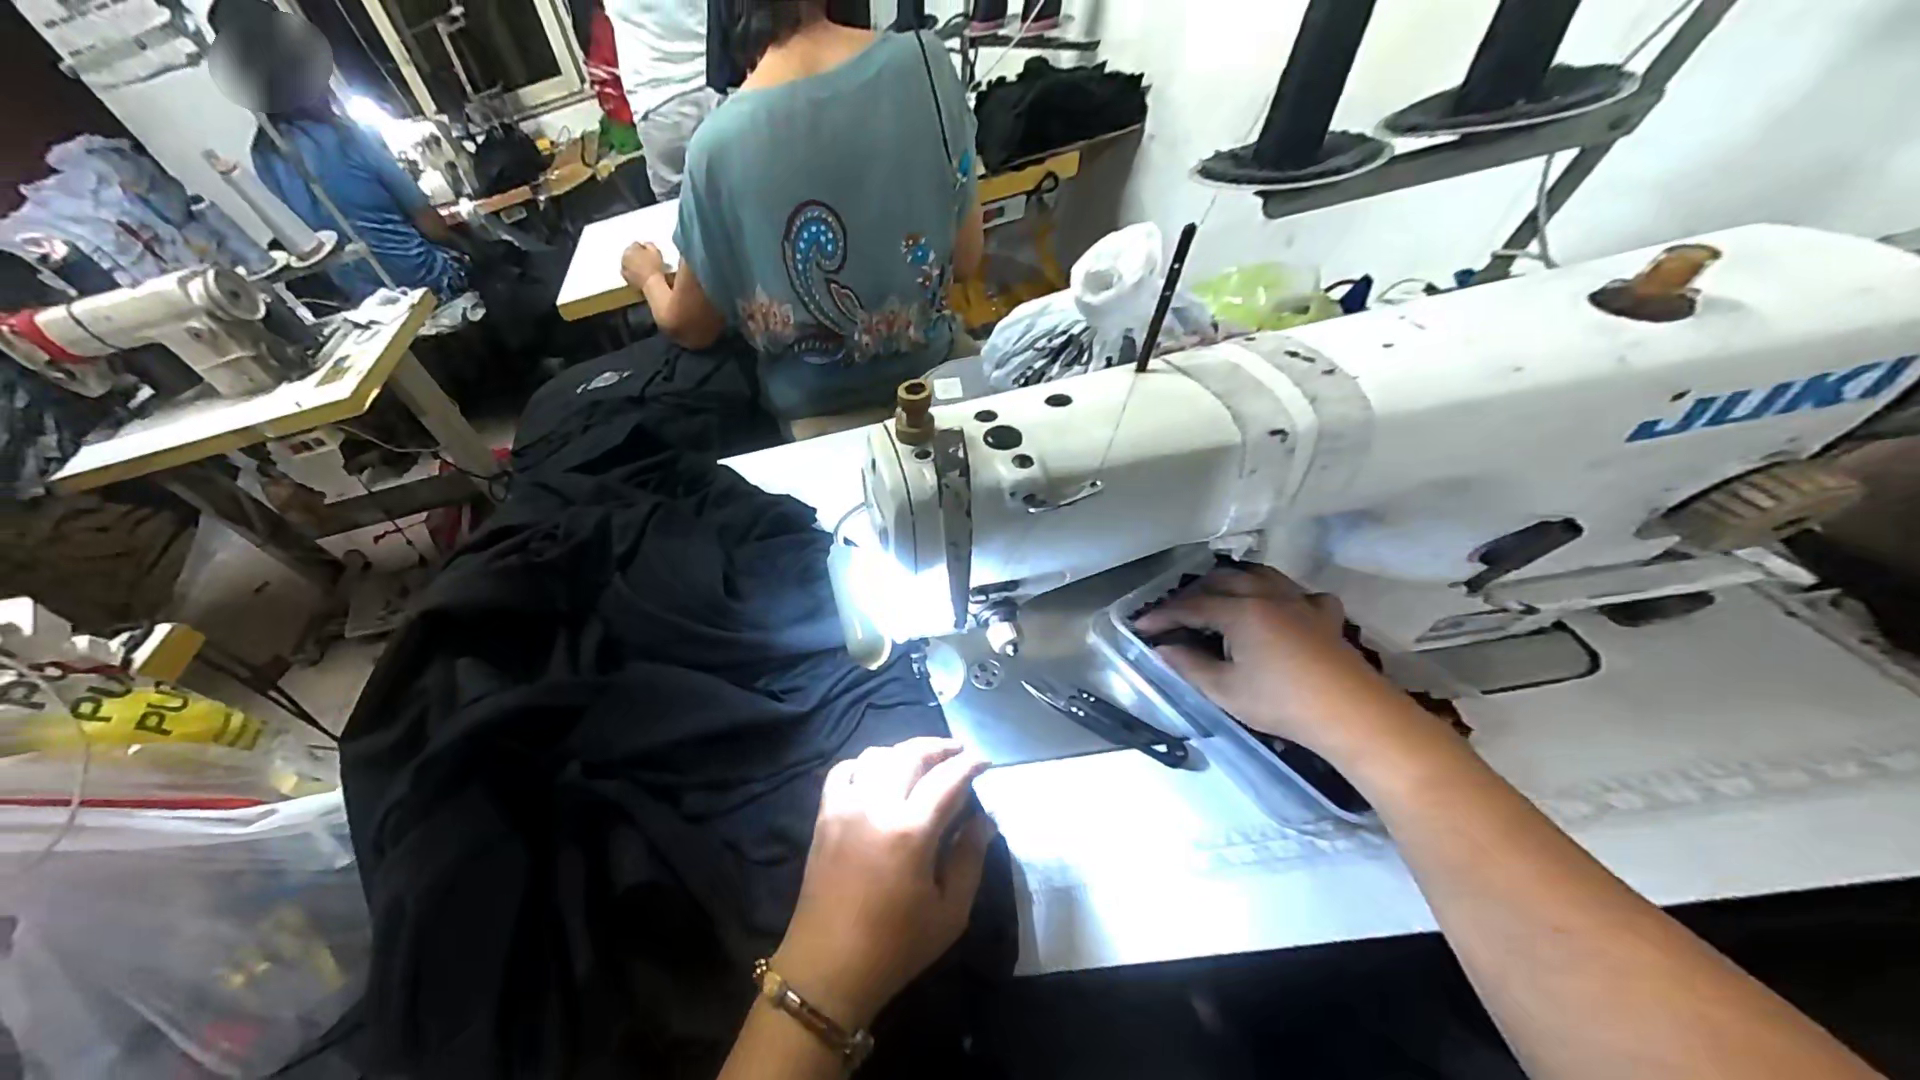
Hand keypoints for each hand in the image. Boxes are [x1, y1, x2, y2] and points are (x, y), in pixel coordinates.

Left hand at [621, 242, 667, 288]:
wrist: (651, 283)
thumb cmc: (655, 266)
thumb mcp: (655, 252)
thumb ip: (649, 245)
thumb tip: (645, 244)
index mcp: (632, 248)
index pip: (636, 244)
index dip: (642, 248)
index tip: (648, 253)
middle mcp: (624, 255)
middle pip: (629, 253)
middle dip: (635, 255)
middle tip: (643, 260)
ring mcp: (623, 266)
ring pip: (627, 261)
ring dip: (632, 263)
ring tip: (640, 268)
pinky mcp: (624, 276)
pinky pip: (627, 271)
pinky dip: (631, 271)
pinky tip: (637, 274)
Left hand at [772, 738, 994, 1030]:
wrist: (828, 970)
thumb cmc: (896, 947)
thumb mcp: (950, 912)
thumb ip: (970, 858)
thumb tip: (983, 819)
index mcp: (910, 831)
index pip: (947, 778)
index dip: (970, 764)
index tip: (985, 759)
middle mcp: (876, 806)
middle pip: (911, 755)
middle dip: (940, 747)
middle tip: (959, 752)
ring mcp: (846, 807)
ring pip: (877, 755)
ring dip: (904, 753)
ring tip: (922, 765)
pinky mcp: (825, 816)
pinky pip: (844, 771)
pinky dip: (865, 764)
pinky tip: (879, 777)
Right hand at [1132, 565, 1421, 758]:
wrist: (1352, 715)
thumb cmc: (1282, 704)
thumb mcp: (1225, 690)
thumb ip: (1189, 665)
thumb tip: (1163, 648)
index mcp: (1240, 611)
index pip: (1191, 606)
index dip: (1162, 615)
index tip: (1141, 626)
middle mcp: (1267, 595)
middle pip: (1222, 580)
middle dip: (1193, 593)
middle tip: (1176, 613)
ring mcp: (1299, 601)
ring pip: (1260, 575)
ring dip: (1233, 581)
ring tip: (1219, 596)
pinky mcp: (1324, 615)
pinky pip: (1298, 592)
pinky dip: (1280, 594)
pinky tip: (1280, 607)